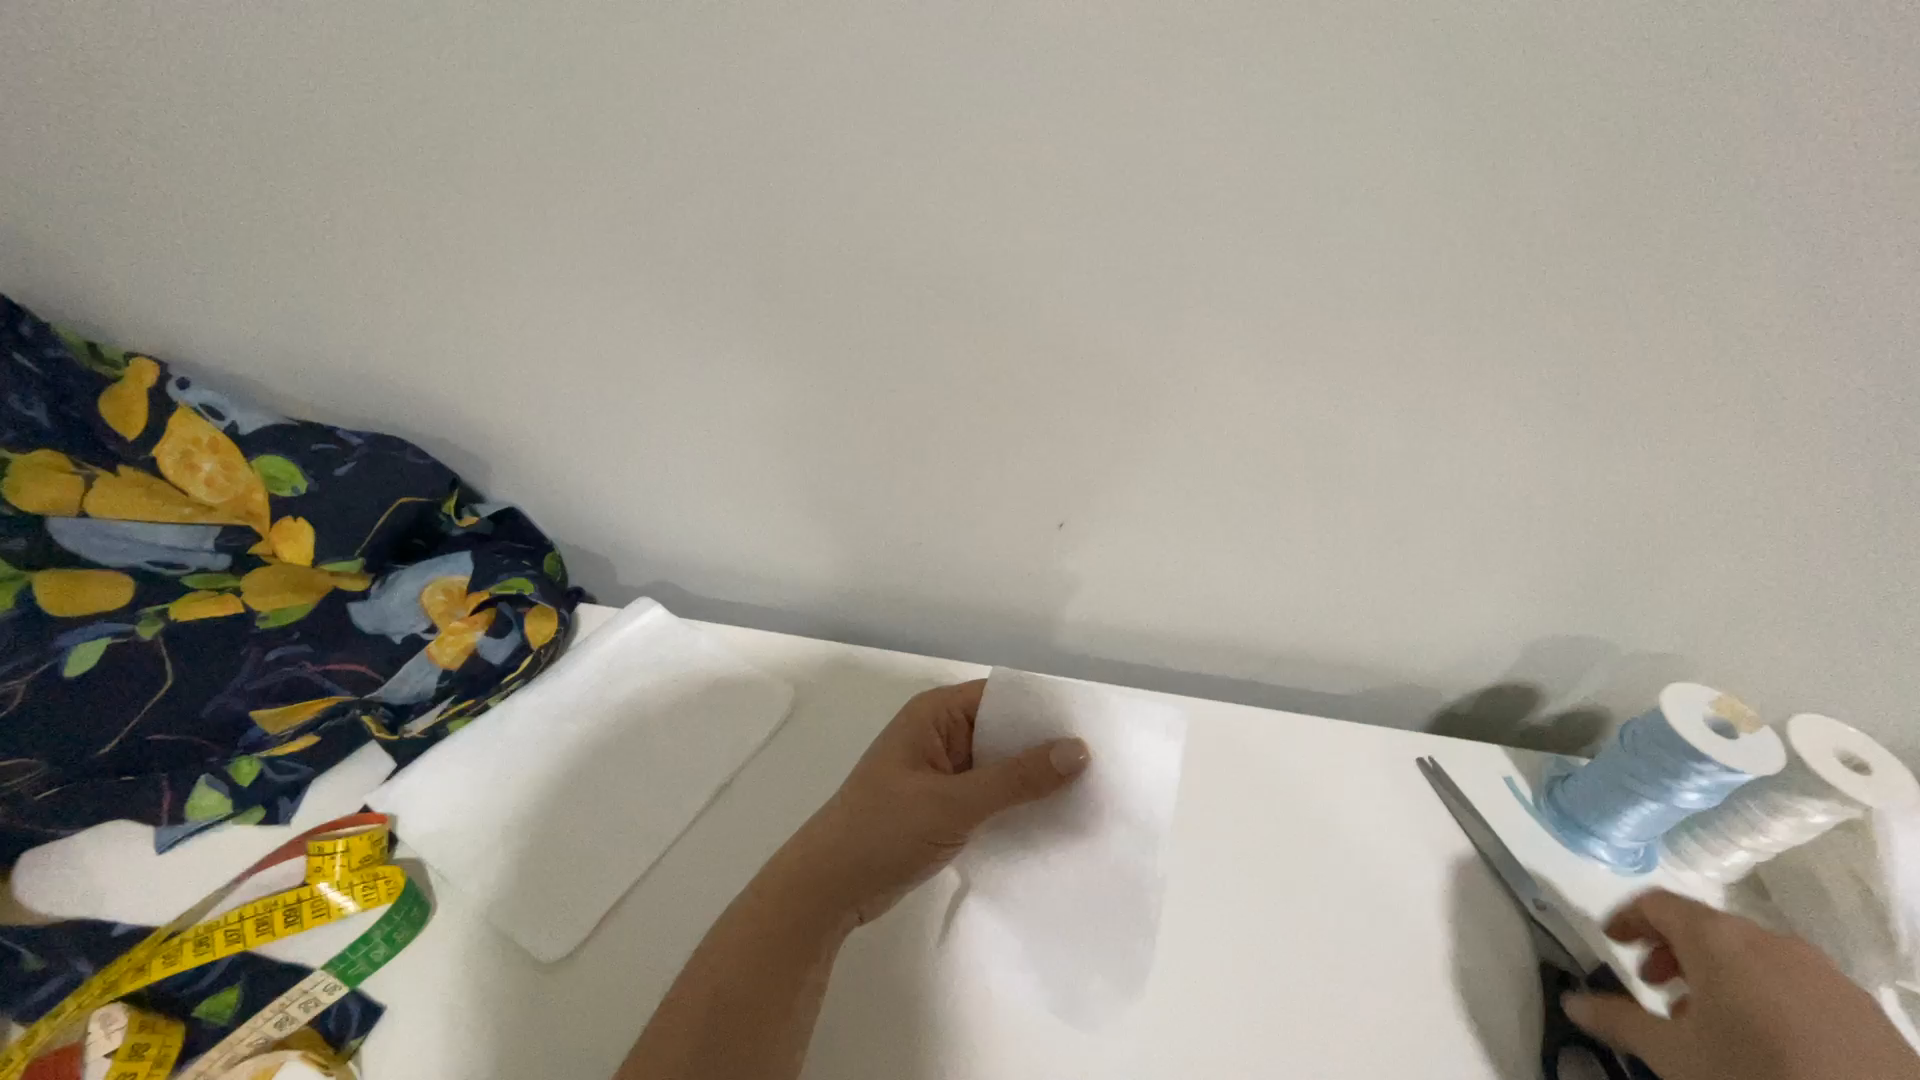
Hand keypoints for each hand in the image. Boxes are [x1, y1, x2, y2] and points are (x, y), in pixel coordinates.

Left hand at [764, 679, 1089, 928]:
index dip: (1045, 710)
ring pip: (999, 767)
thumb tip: (1078, 750)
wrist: (827, 889)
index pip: (1001, 698)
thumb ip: (1016, 778)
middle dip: (1046, 748)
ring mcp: (941, 773)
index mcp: (935, 715)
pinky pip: (990, 797)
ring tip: (1092, 793)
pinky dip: (1017, 806)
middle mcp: (940, 735)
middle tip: (1105, 765)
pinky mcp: (942, 808)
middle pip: (1004, 732)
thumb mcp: (953, 803)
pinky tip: (1055, 822)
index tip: (1095, 727)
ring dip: (1034, 781)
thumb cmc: (882, 831)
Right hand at [1565, 889, 1919, 1079]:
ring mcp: (1823, 972)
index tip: (1612, 943)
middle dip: (1671, 950)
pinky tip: (1765, 1039)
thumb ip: (1619, 1020)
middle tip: (1656, 986)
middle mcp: (1769, 940)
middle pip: (1705, 927)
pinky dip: (1764, 993)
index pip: (1656, 903)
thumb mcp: (1675, 1054)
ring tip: (1709, 1019)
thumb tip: (1572, 1001)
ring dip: (1718, 973)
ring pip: (1752, 954)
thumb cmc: (1755, 1072)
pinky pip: (1795, 981)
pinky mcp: (1863, 1006)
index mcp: (1717, 939)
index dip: (1626, 918)